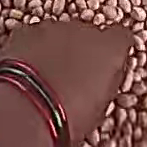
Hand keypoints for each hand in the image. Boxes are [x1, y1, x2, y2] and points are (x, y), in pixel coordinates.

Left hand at [0, 20, 133, 146]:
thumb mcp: (99, 109)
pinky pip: (33, 35)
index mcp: (109, 49)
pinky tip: (25, 70)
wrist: (25, 111)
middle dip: (81, 49)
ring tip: (45, 76)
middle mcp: (83, 30)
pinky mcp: (25, 30)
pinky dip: (31, 48)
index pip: (121, 37)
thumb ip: (104, 83)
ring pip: (58, 33)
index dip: (114, 49)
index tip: (108, 62)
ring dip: (55, 47)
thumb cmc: (68, 119)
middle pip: (87, 33)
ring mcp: (52, 27)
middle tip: (72, 76)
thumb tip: (99, 79)